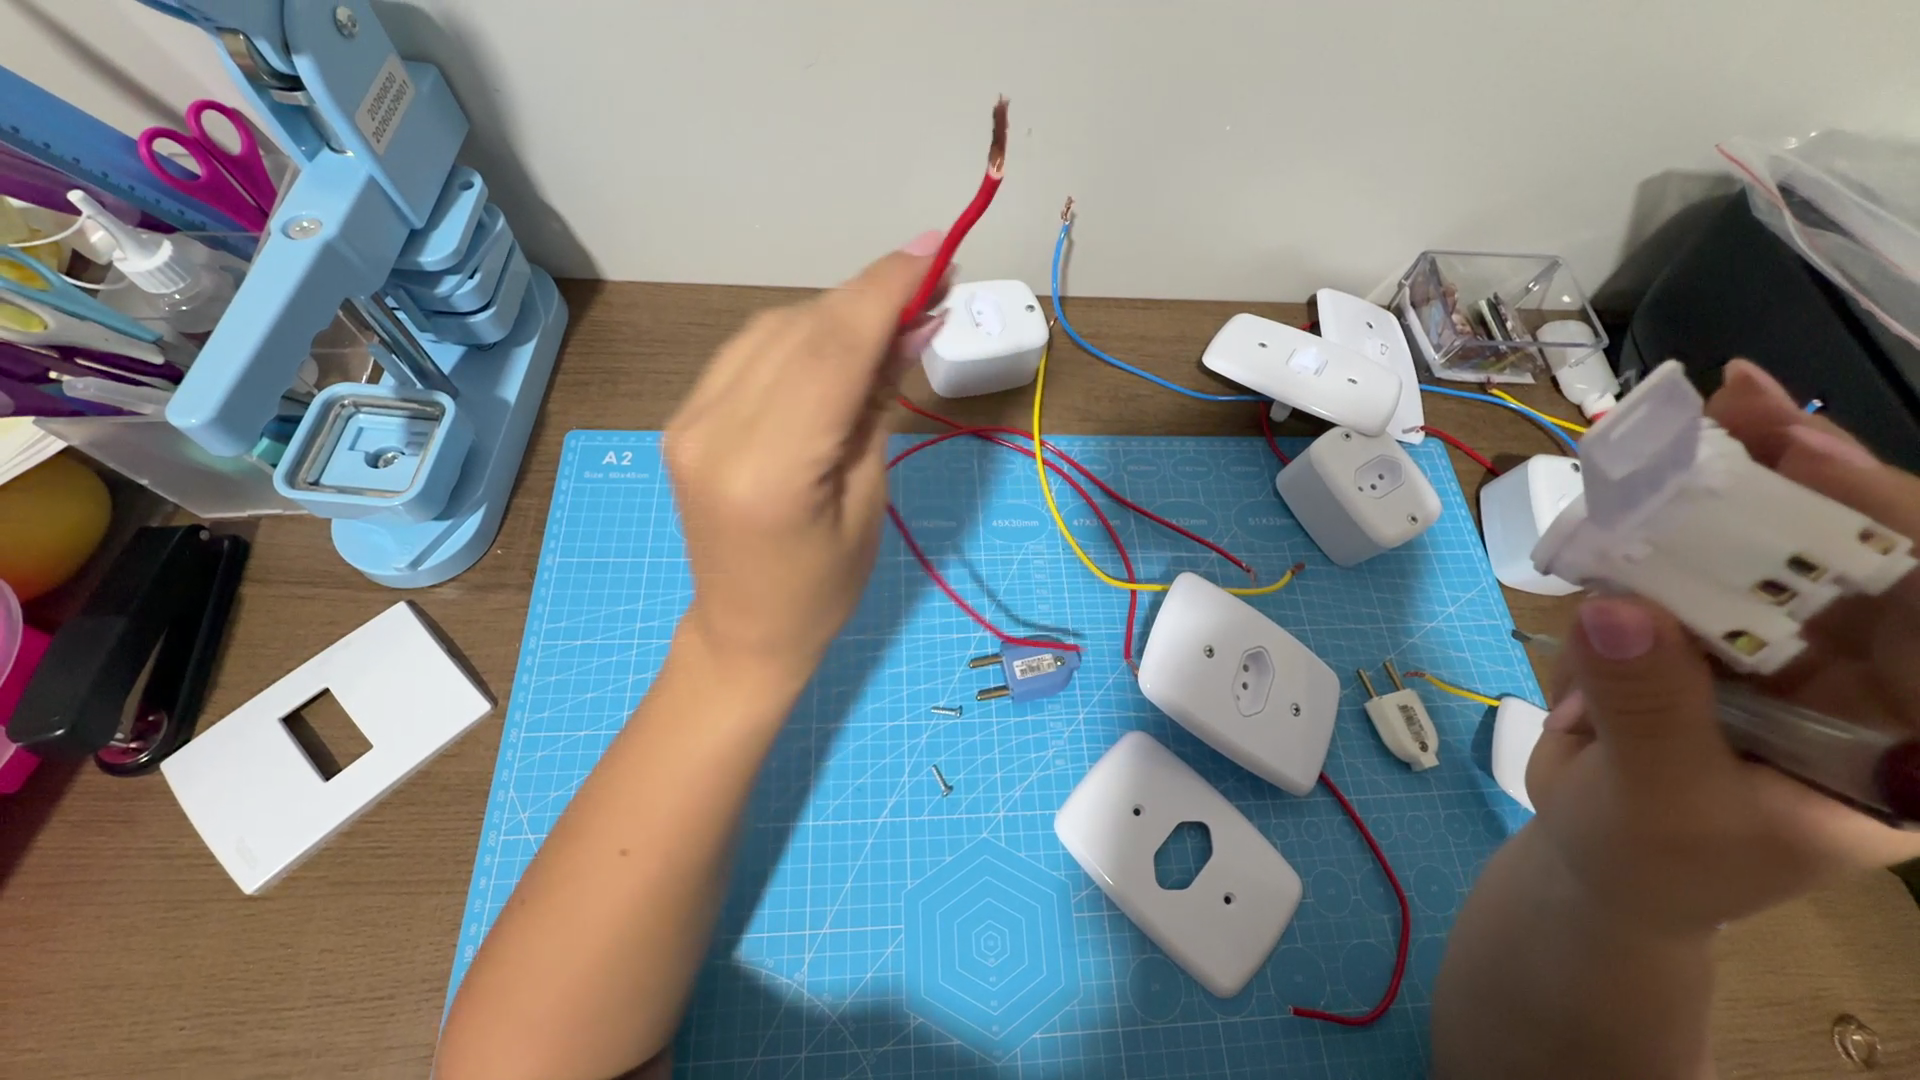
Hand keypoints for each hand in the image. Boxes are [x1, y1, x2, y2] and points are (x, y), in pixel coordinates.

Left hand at [663, 232, 946, 687]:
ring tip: (892, 319)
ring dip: (837, 313)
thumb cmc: (824, 587)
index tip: (937, 251)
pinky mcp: (685, 417)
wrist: (743, 629)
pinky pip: (749, 351)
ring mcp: (688, 420)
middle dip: (870, 296)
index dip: (886, 291)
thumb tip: (912, 325)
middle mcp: (714, 431)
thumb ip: (878, 404)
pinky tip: (837, 344)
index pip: (831, 351)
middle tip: (931, 283)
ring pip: (773, 329)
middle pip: (801, 329)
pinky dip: (801, 335)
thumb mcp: (869, 500)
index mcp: (769, 469)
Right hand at [1526, 359, 1919, 933]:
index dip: (1880, 519)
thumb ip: (1652, 714)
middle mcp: (1861, 674)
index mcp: (1910, 734)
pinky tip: (1607, 510)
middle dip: (1793, 474)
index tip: (1800, 446)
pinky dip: (1635, 536)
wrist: (1594, 864)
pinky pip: (1668, 572)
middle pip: (1846, 556)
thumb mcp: (1663, 805)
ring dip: (1702, 489)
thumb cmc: (1655, 862)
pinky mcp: (1694, 634)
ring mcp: (1772, 647)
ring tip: (1650, 437)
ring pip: (1750, 550)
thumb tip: (1611, 608)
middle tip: (1732, 399)